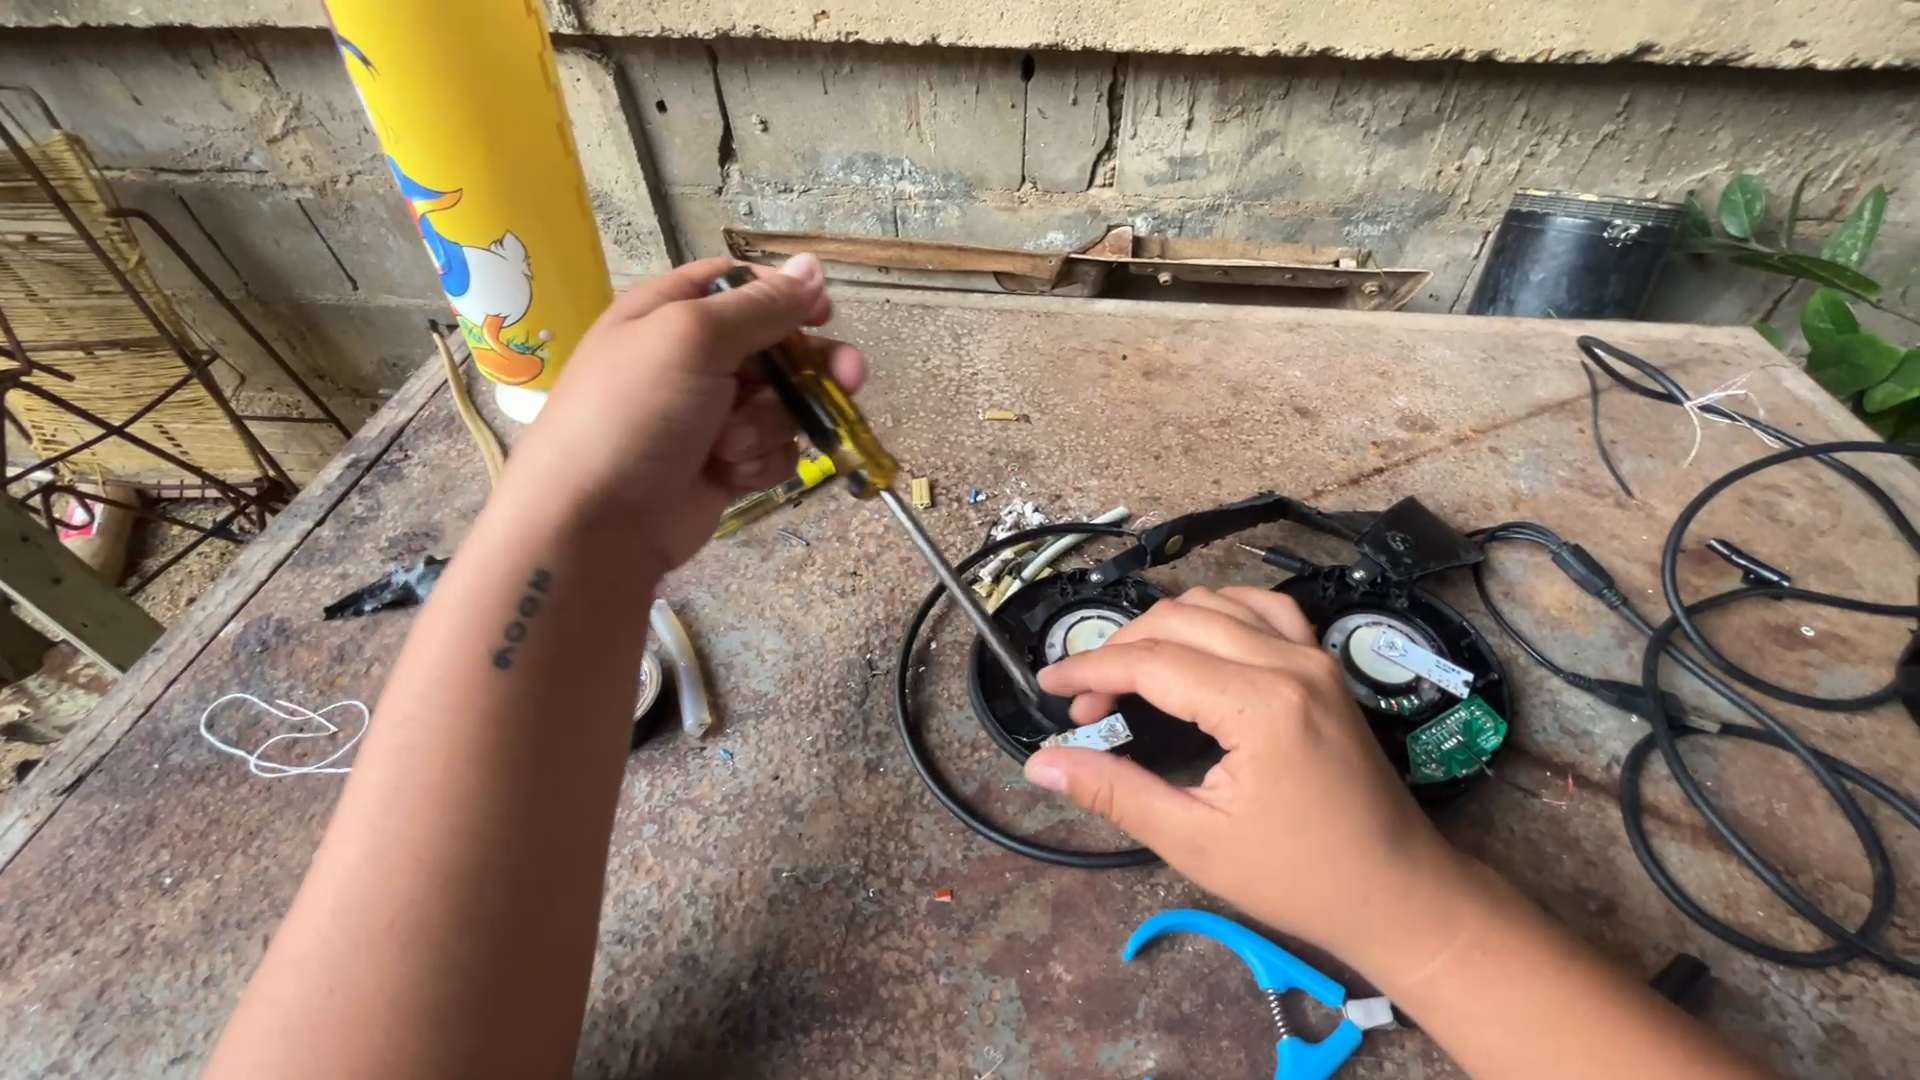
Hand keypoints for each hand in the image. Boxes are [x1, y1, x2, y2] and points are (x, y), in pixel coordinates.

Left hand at [504, 254, 865, 571]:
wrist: (599, 523)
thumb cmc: (636, 413)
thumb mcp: (693, 338)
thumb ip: (759, 305)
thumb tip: (814, 268)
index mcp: (673, 314)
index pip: (740, 285)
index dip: (785, 295)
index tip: (823, 313)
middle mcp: (695, 360)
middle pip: (777, 348)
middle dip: (812, 366)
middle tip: (850, 379)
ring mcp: (713, 416)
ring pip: (782, 406)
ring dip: (769, 426)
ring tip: (730, 446)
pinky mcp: (728, 465)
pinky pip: (774, 452)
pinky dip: (761, 463)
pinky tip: (731, 475)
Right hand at [1025, 586, 1478, 976]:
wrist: (1399, 891)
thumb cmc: (1297, 877)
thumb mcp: (1193, 842)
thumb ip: (1113, 792)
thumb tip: (1041, 764)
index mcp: (1258, 706)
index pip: (1150, 662)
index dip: (1089, 669)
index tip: (1048, 685)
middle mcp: (1287, 662)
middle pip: (1174, 621)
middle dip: (1116, 652)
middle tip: (1087, 703)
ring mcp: (1311, 655)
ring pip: (1212, 604)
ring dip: (1159, 628)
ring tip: (1129, 675)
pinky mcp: (1322, 661)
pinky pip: (1260, 608)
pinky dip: (1215, 612)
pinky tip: (1195, 639)